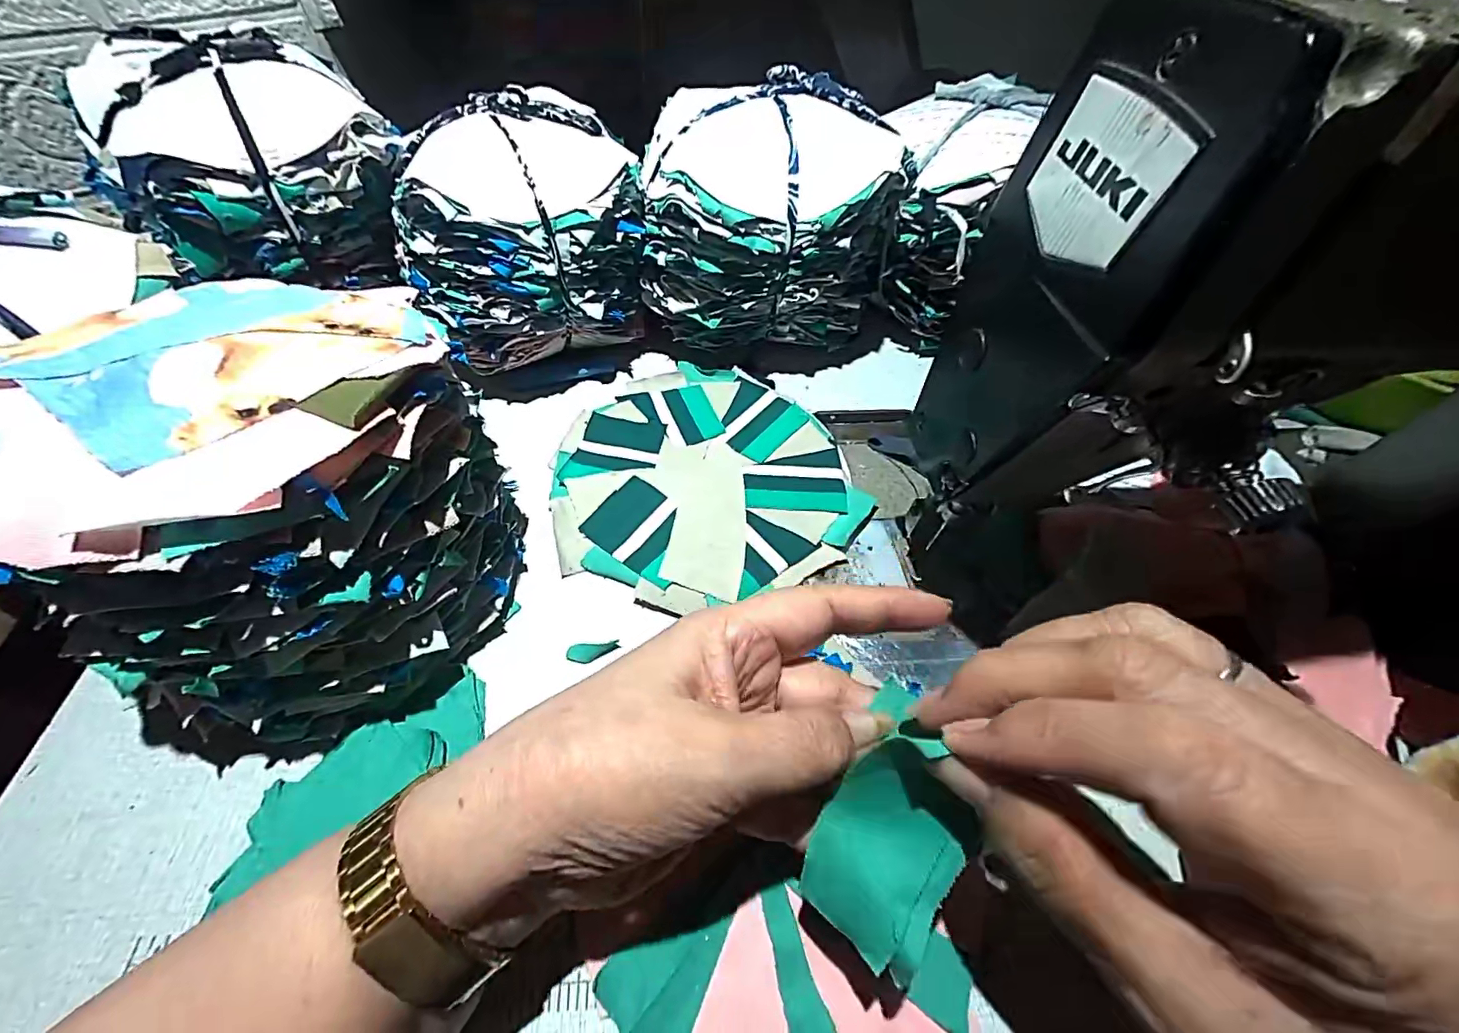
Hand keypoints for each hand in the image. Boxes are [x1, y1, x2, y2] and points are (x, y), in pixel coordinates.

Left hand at [392, 585, 948, 947]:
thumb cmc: (615, 767)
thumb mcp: (717, 753)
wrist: (514, 849)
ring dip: (857, 779)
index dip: (886, 609)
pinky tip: (857, 841)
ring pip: (816, 752)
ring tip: (918, 809)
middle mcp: (741, 683)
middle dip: (882, 725)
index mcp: (735, 642)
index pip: (823, 611)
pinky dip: (821, 817)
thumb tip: (885, 730)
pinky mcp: (725, 795)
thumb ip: (807, 744)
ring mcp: (734, 742)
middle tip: (944, 763)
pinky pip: (790, 796)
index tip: (945, 613)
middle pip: (831, 695)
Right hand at [913, 604, 1458, 1032]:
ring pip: (1163, 637)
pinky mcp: (1291, 714)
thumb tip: (966, 773)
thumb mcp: (1193, 1011)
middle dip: (1028, 675)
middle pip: (1158, 667)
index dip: (1047, 732)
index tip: (952, 741)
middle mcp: (1357, 766)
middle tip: (943, 706)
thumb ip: (1073, 880)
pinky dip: (1092, 648)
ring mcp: (1326, 725)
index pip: (1176, 750)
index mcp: (1371, 874)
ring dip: (1053, 648)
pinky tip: (1049, 675)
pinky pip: (1178, 648)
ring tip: (983, 688)